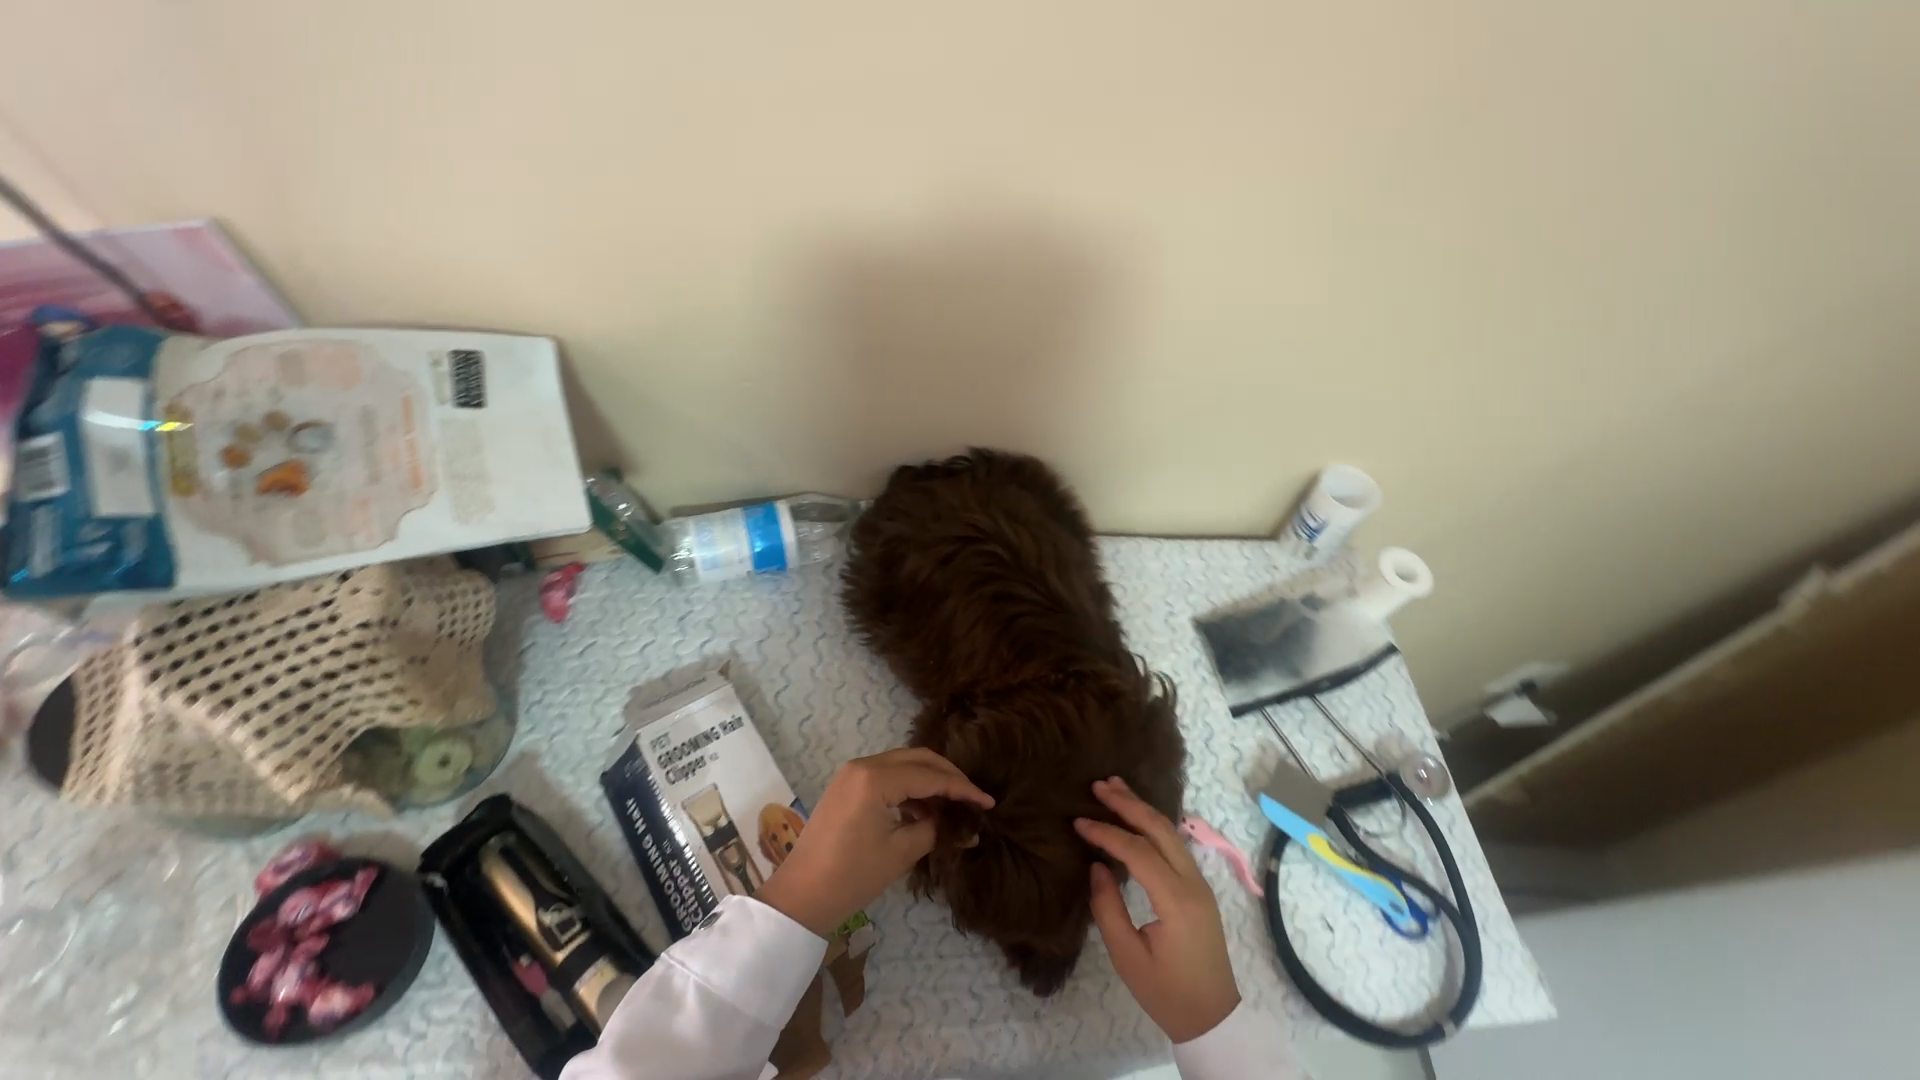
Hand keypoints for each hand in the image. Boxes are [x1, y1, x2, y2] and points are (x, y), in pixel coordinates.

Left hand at [758, 747, 993, 937]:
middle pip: (917, 758)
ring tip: (954, 807)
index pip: (930, 775)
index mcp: (876, 778)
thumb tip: (968, 830)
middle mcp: (863, 765)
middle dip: (948, 776)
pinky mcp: (847, 787)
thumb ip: (937, 831)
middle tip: (973, 798)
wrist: (801, 896)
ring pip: (902, 764)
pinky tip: (925, 811)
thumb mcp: (901, 852)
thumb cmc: (852, 875)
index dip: (962, 789)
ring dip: (929, 780)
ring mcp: (852, 774)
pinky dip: (909, 788)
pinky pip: (887, 776)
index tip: (988, 803)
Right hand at [1076, 777, 1240, 1043]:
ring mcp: (1200, 884)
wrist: (1213, 1017)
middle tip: (1099, 785)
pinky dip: (1153, 826)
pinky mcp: (1199, 889)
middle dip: (1129, 804)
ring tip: (1115, 787)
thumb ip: (1108, 908)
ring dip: (1143, 809)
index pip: (1138, 852)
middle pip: (1160, 829)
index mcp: (1176, 901)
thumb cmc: (1167, 993)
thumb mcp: (1127, 957)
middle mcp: (1193, 883)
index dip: (1106, 833)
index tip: (1078, 823)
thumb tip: (1096, 866)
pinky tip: (1136, 817)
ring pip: (1171, 833)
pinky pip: (1175, 845)